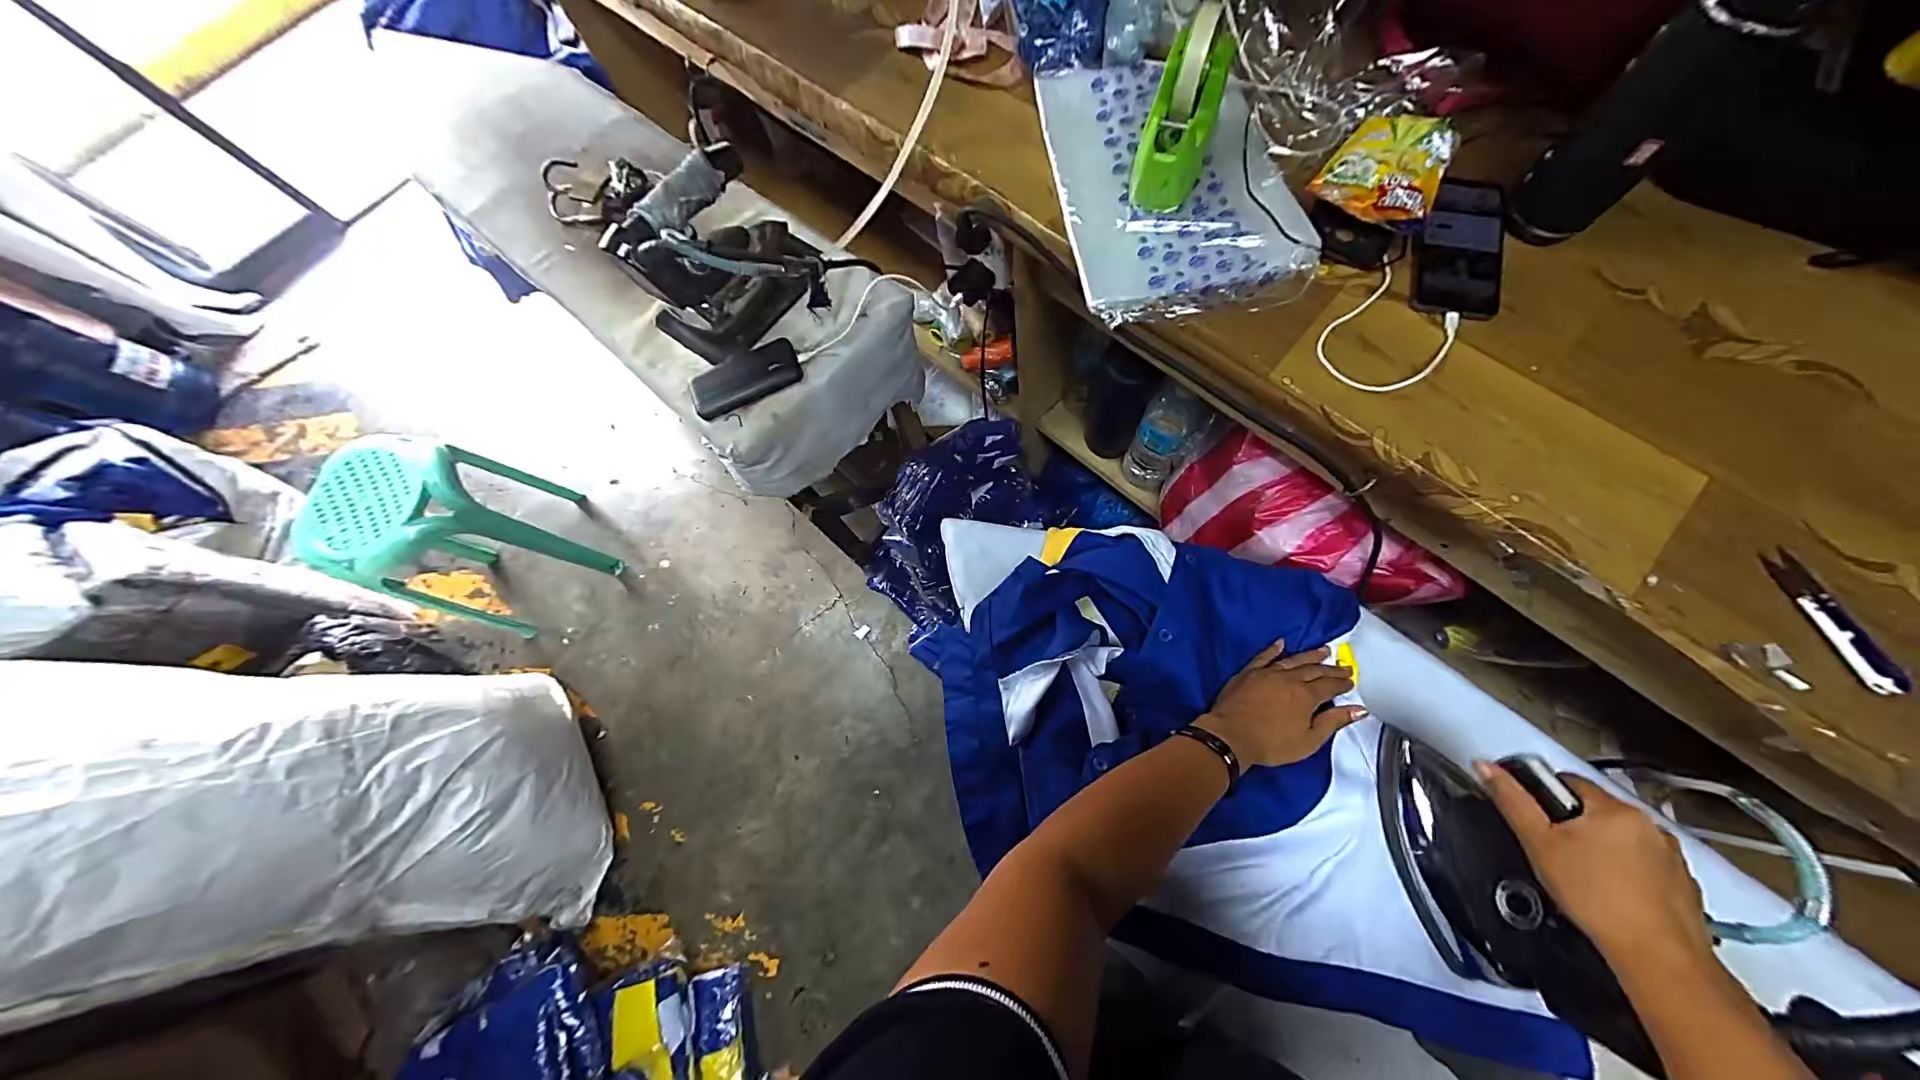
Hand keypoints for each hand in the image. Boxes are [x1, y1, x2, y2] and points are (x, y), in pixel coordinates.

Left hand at [1196, 640, 1365, 768]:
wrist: (1230, 735)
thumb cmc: (1271, 743)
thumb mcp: (1309, 740)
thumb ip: (1334, 722)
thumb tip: (1358, 710)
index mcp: (1305, 695)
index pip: (1330, 686)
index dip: (1342, 683)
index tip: (1350, 681)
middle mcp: (1288, 679)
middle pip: (1314, 670)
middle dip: (1331, 668)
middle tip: (1344, 666)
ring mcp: (1266, 673)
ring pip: (1292, 660)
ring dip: (1310, 655)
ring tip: (1323, 650)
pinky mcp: (1248, 673)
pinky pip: (1263, 657)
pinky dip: (1273, 649)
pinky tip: (1280, 643)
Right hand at [1476, 764, 1712, 966]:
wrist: (1656, 955)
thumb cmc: (1597, 899)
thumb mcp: (1538, 843)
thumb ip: (1511, 799)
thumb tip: (1486, 766)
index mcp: (1615, 809)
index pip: (1567, 781)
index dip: (1543, 797)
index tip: (1535, 821)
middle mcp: (1651, 825)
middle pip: (1595, 810)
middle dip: (1572, 826)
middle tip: (1555, 852)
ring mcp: (1672, 856)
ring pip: (1620, 837)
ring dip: (1601, 847)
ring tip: (1583, 876)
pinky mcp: (1684, 883)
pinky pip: (1645, 864)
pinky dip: (1626, 871)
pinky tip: (1610, 892)